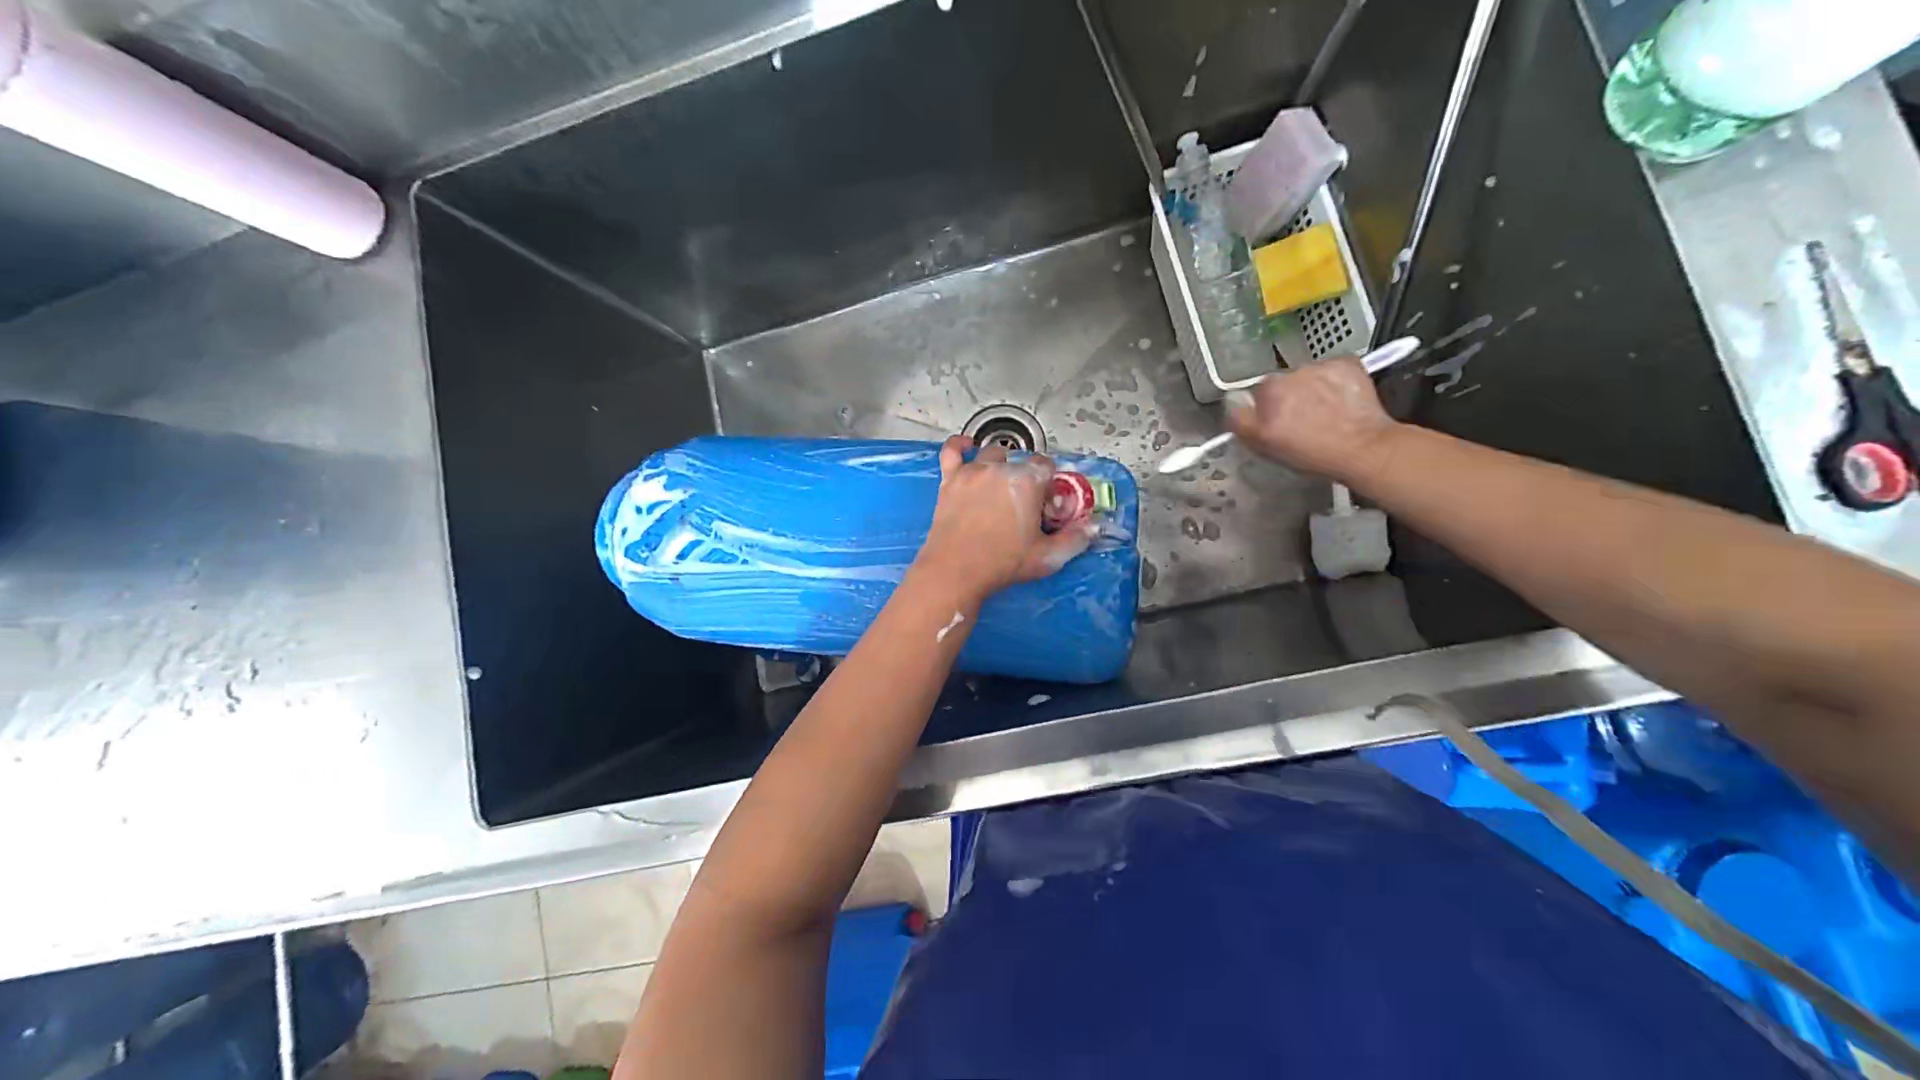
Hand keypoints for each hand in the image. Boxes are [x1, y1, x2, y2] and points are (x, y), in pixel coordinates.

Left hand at [911, 435, 1096, 605]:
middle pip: (1020, 461)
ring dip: (1001, 465)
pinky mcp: (950, 480)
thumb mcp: (1047, 557)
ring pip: (992, 455)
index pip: (1047, 466)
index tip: (1046, 503)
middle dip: (1026, 477)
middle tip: (1024, 504)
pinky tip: (967, 445)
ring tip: (1001, 486)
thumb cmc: (1002, 563)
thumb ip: (1075, 539)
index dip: (1049, 483)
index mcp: (1027, 481)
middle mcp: (1000, 468)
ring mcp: (972, 472)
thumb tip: (1094, 527)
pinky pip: (952, 451)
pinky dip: (960, 445)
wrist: (955, 571)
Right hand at [1226, 358, 1402, 484]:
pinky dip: (1334, 381)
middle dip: (1288, 398)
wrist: (1363, 449)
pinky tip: (1340, 401)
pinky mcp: (1345, 364)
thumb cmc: (1314, 453)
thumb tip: (1233, 402)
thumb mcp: (1264, 445)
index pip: (1254, 395)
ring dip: (1311, 389)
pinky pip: (1331, 369)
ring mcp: (1320, 367)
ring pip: (1306, 375)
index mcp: (1267, 392)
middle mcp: (1291, 374)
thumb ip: (1240, 421)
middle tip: (1302, 421)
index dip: (1264, 411)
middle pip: (1281, 383)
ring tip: (1324, 413)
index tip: (1275, 423)